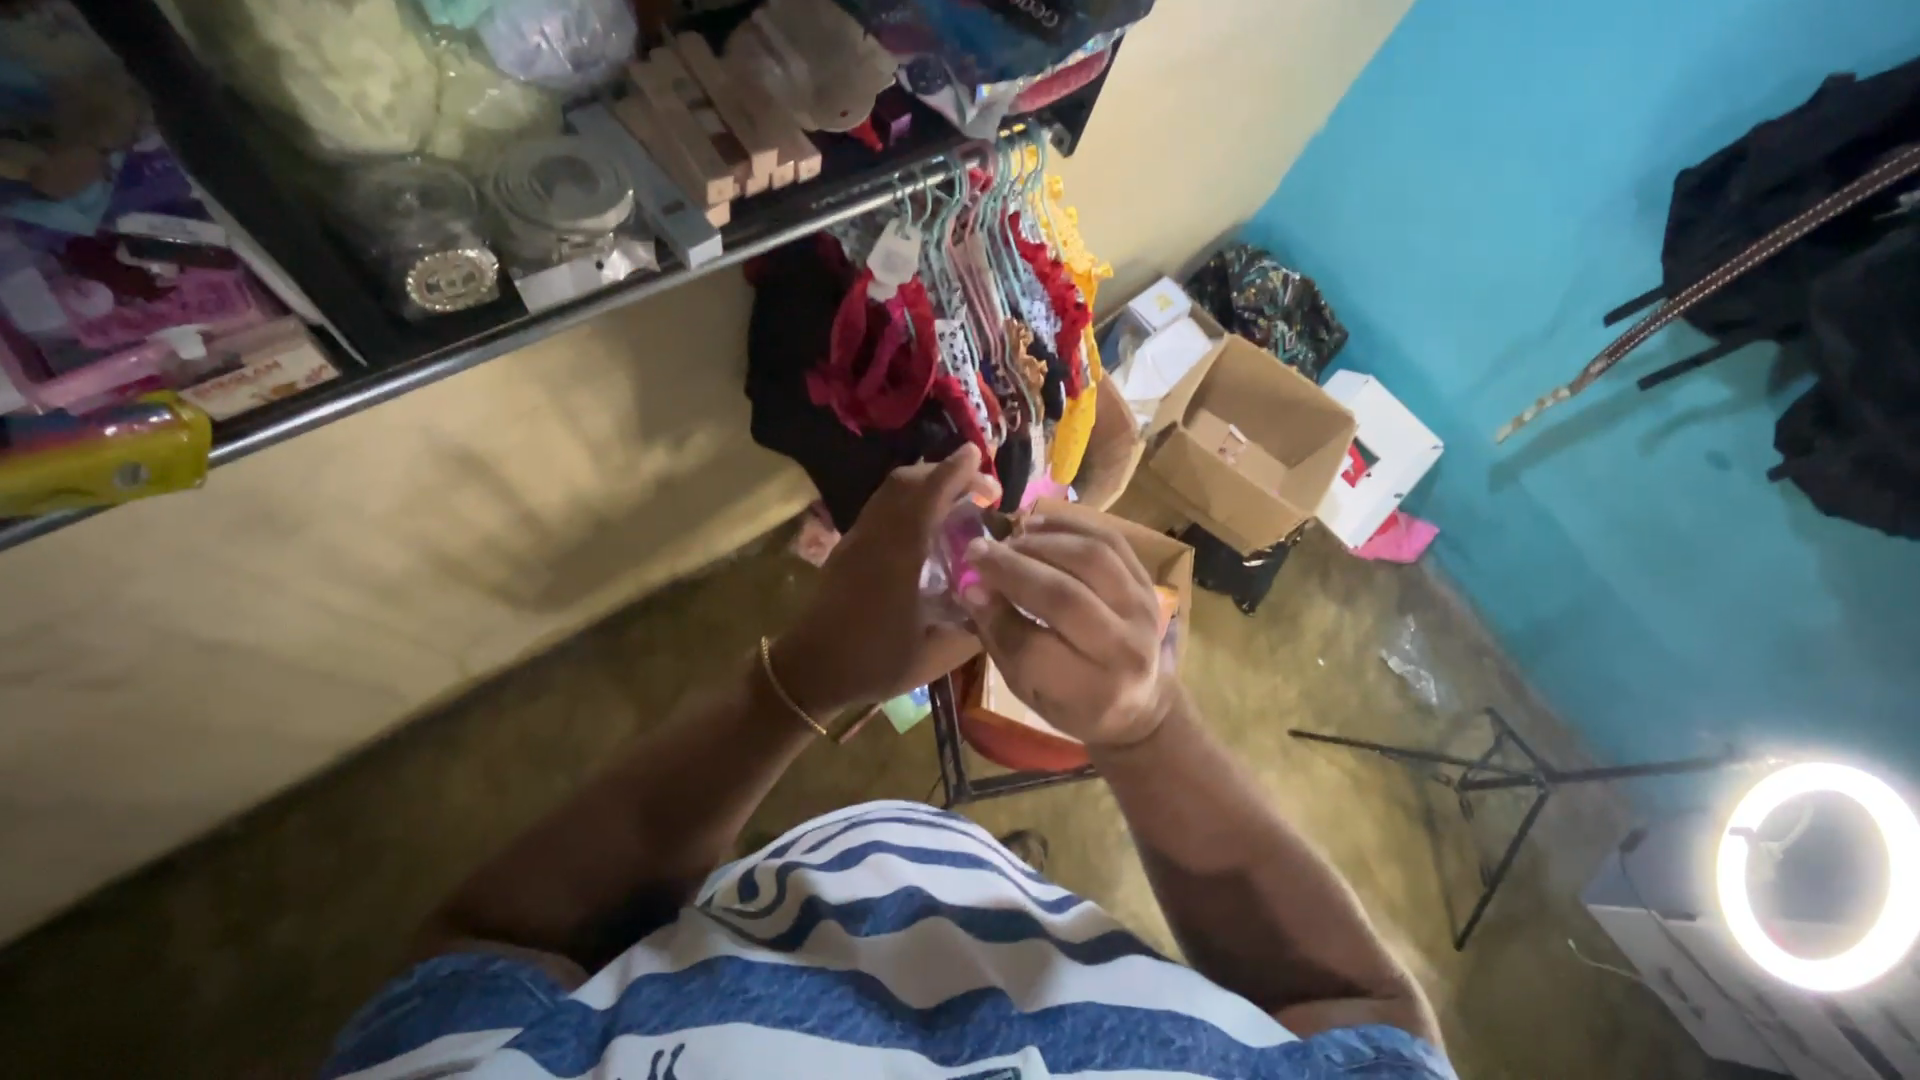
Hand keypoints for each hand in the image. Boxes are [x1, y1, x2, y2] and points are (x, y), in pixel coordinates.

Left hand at [771, 445, 999, 713]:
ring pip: (888, 492)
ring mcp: (856, 540)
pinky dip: (907, 501)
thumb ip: (973, 626)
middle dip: (943, 473)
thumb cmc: (873, 663)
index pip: (928, 496)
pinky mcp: (846, 549)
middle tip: (978, 490)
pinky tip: (925, 526)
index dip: (955, 472)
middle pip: (905, 482)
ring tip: (956, 503)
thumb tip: (1001, 599)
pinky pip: (880, 507)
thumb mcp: (934, 656)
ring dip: (923, 485)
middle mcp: (875, 536)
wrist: (809, 672)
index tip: (978, 455)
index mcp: (898, 555)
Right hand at [960, 513, 1177, 748]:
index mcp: (1091, 693)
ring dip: (1041, 543)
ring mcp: (1143, 612)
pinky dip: (1070, 526)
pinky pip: (1112, 541)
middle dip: (1013, 569)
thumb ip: (1002, 641)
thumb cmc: (1074, 704)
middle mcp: (1125, 651)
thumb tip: (973, 588)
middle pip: (1066, 597)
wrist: (1141, 703)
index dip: (995, 614)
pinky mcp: (1149, 584)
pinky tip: (1036, 526)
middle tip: (977, 551)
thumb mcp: (1030, 690)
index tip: (968, 587)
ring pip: (1092, 559)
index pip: (1034, 649)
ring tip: (1009, 541)